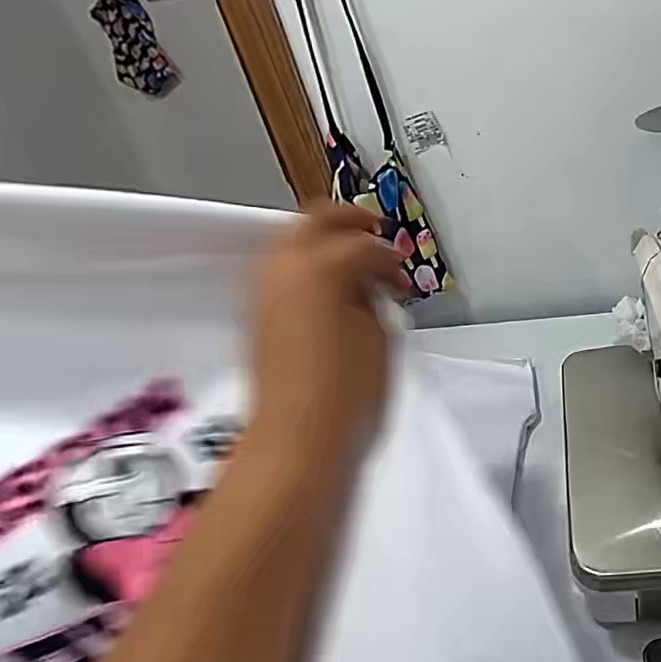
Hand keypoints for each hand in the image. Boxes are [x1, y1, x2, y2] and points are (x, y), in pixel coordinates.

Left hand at [247, 203, 408, 464]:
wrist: (298, 441)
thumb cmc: (348, 391)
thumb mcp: (378, 334)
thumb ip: (372, 297)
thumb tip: (365, 286)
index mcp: (319, 267)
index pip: (361, 244)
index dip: (388, 256)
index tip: (402, 275)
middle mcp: (283, 268)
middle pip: (315, 220)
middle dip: (348, 221)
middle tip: (376, 233)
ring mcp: (264, 291)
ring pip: (292, 241)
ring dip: (325, 242)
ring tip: (355, 263)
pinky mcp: (258, 315)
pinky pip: (283, 270)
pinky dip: (308, 266)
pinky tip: (331, 288)